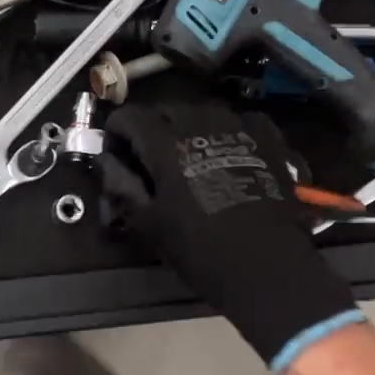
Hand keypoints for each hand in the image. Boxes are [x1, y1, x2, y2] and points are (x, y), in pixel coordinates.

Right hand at [96, 101, 363, 373]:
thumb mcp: (149, 222)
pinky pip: (241, 121)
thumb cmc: (199, 248)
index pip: (130, 116)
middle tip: (150, 160)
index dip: (116, 131)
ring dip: (188, 128)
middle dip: (151, 128)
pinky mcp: (269, 139)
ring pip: (203, 112)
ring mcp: (239, 127)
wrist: (267, 265)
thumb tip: (105, 160)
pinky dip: (228, 131)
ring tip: (189, 157)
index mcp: (165, 143)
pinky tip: (228, 152)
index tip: (115, 153)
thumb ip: (121, 184)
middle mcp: (200, 123)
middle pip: (166, 110)